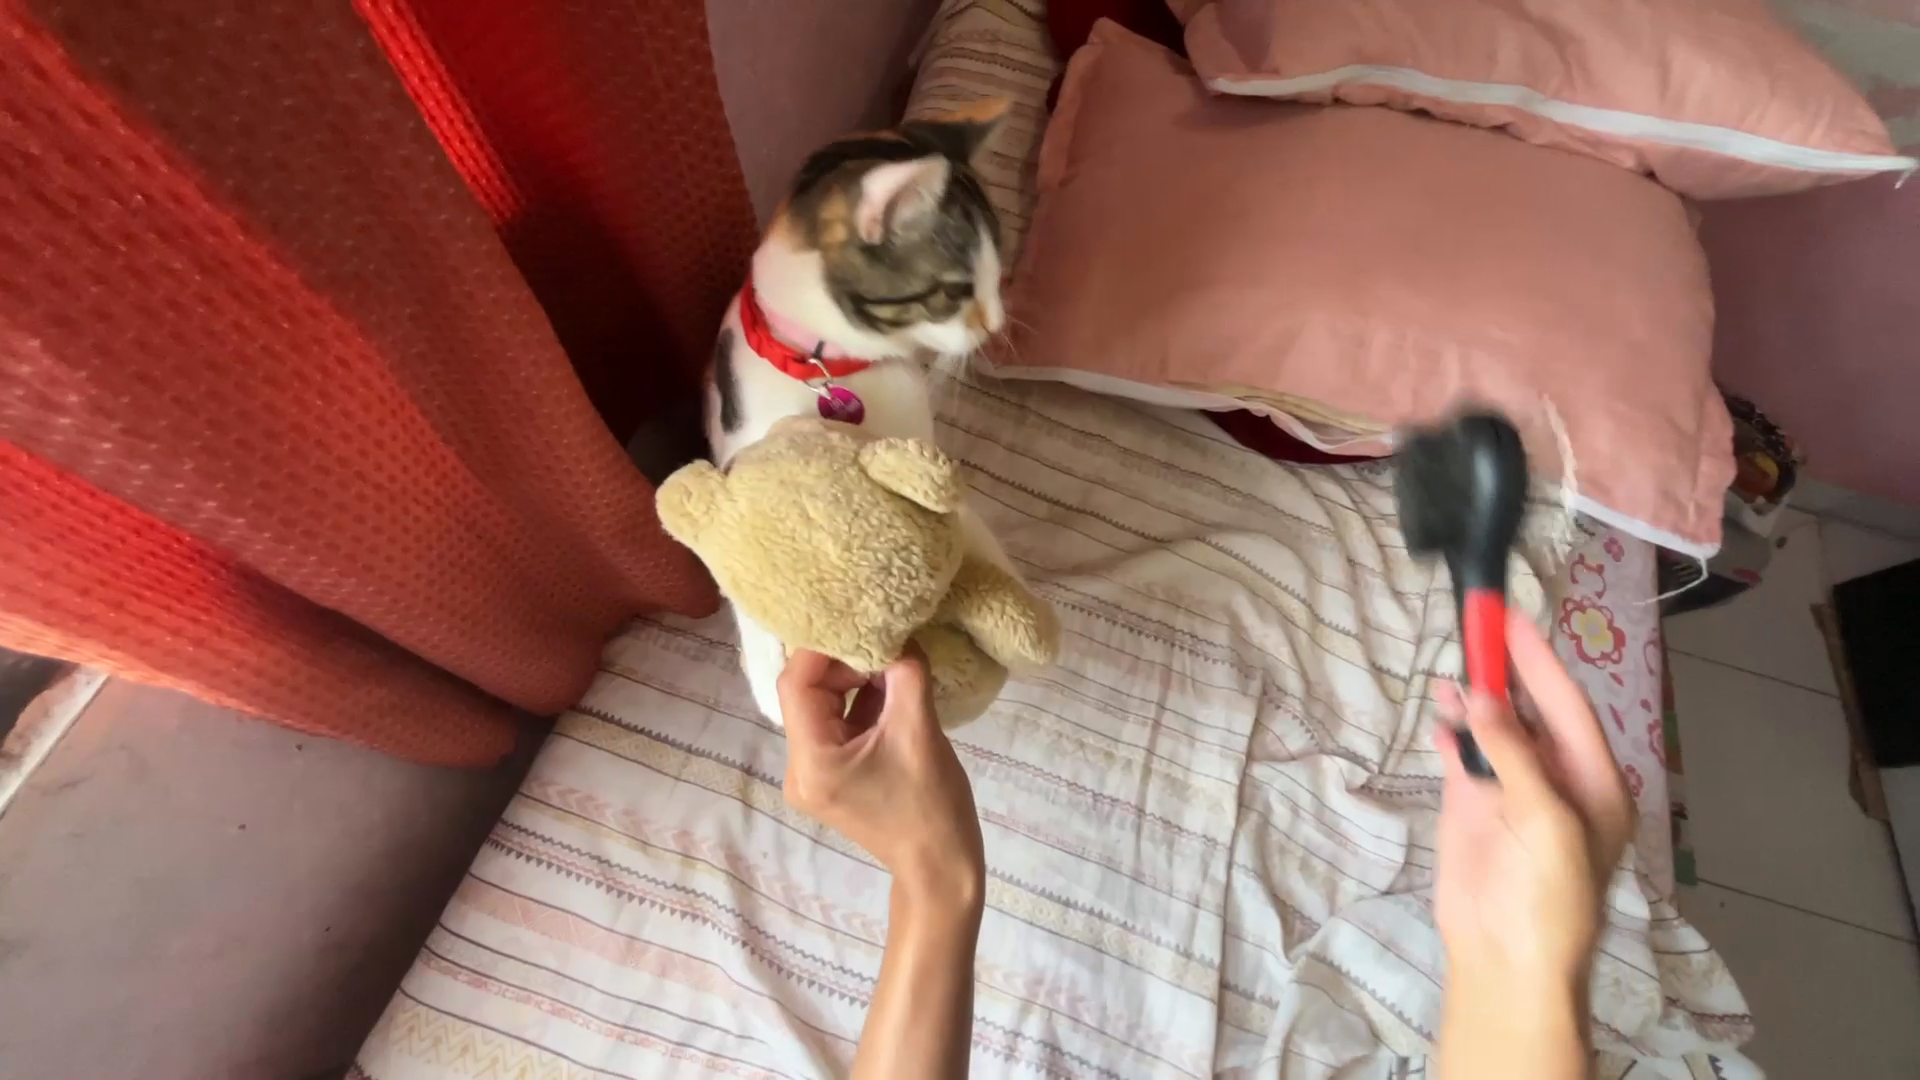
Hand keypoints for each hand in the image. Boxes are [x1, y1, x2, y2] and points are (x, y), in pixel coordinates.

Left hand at [778, 648, 984, 909]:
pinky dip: (863, 701)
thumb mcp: (920, 730)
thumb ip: (905, 674)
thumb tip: (898, 632)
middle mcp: (800, 768)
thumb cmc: (931, 805)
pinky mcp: (834, 774)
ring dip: (857, 679)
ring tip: (895, 663)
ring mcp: (815, 773)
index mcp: (811, 762)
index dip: (823, 648)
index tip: (862, 625)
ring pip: (825, 705)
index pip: (796, 684)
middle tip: (887, 645)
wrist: (941, 867)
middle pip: (808, 692)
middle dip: (845, 662)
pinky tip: (894, 687)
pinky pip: (839, 723)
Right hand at [1432, 610, 1634, 993]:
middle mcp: (1552, 774)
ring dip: (1470, 700)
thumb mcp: (1546, 820)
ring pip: (1490, 726)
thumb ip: (1514, 755)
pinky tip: (1440, 719)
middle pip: (1526, 709)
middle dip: (1501, 673)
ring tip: (1446, 680)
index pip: (1564, 706)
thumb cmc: (1547, 891)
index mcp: (1591, 779)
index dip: (1538, 661)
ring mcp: (1508, 785)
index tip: (1509, 619)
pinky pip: (1461, 752)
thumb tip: (1482, 698)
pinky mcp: (1471, 799)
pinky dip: (1450, 732)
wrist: (1503, 949)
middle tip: (1470, 631)